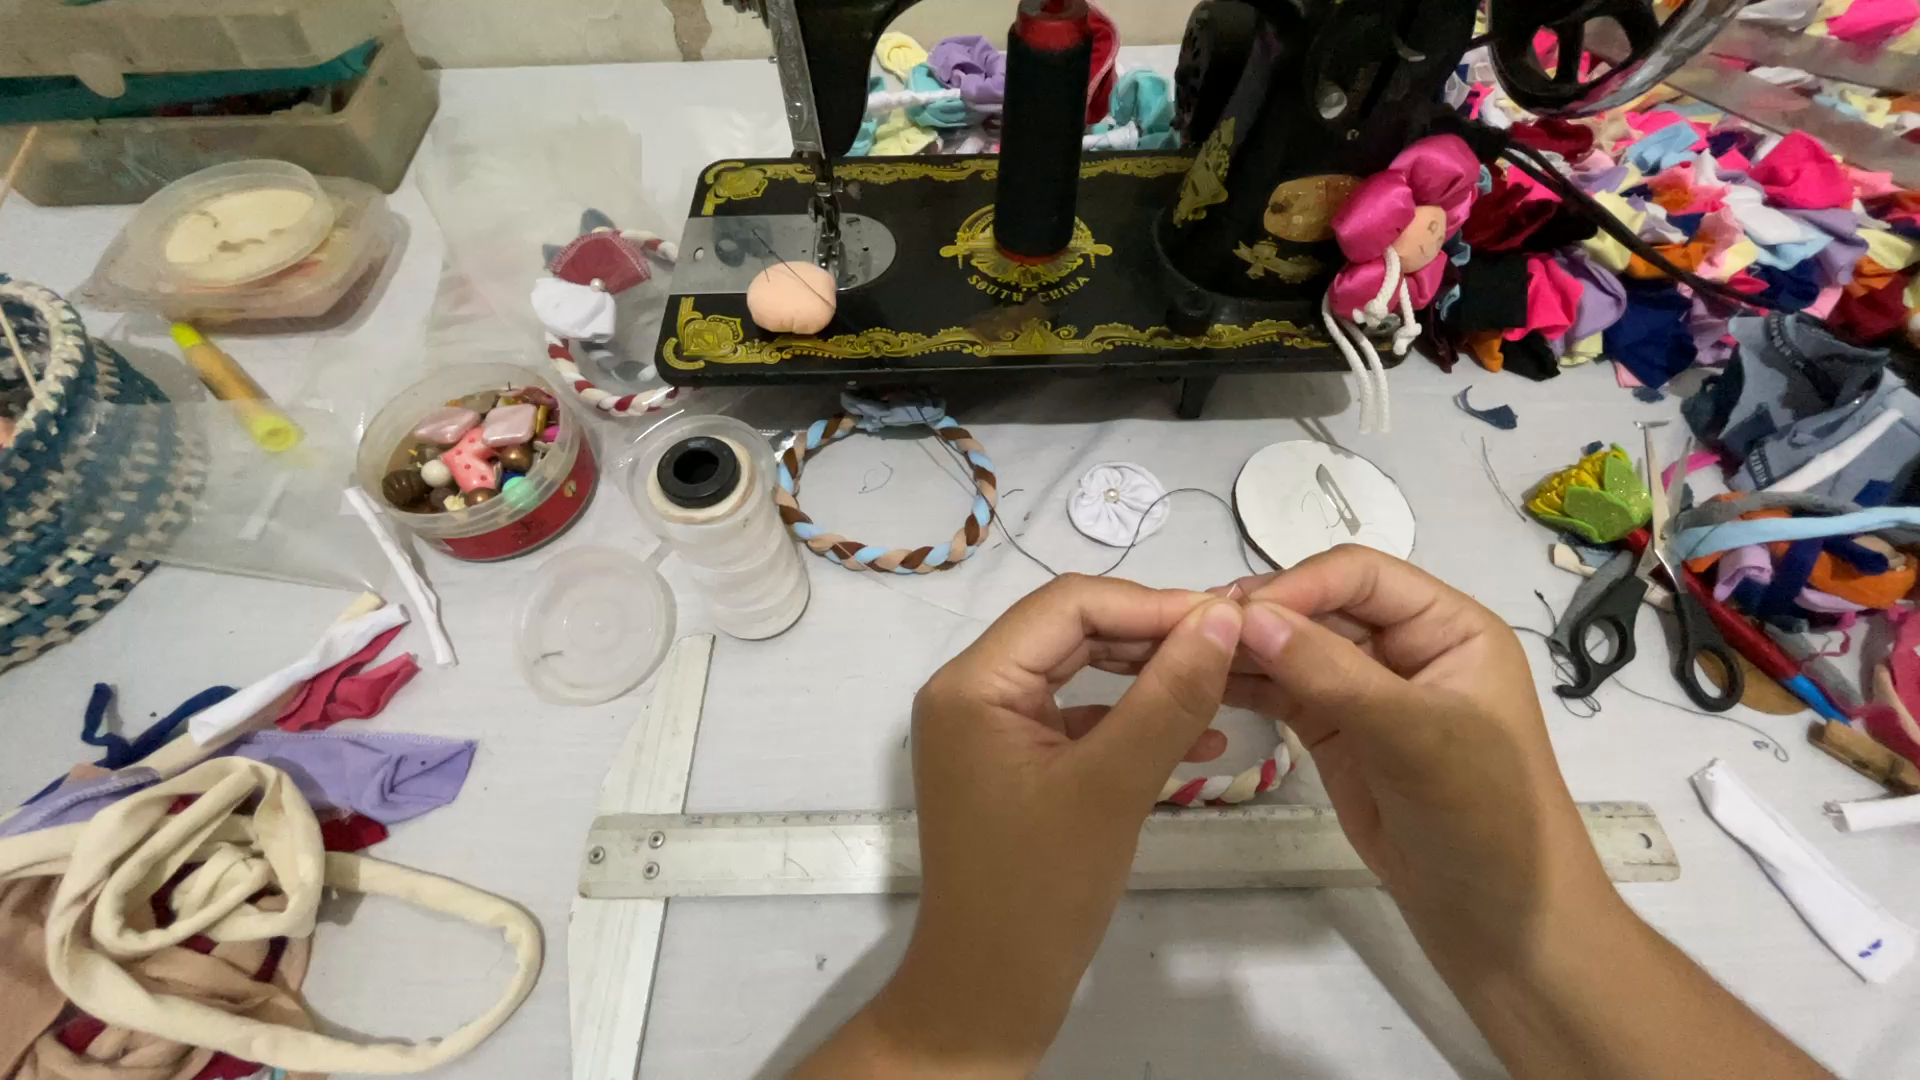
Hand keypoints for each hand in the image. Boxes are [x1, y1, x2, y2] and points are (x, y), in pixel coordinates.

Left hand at [797, 575, 1241, 1077]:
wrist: (991, 989)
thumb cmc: (1042, 889)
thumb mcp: (1112, 785)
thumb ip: (1167, 696)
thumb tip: (1220, 617)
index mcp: (973, 681)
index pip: (1065, 606)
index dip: (1148, 604)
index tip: (1224, 618)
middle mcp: (971, 687)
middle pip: (1069, 631)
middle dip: (1150, 636)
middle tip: (1228, 646)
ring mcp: (989, 721)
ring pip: (1077, 669)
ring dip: (1146, 675)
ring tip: (1218, 680)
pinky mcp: (1012, 753)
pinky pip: (1074, 713)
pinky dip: (1128, 718)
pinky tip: (1195, 735)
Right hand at [1212, 547, 1616, 971]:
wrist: (1494, 919)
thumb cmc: (1481, 817)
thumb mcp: (1414, 737)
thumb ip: (1331, 673)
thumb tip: (1249, 618)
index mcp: (1444, 626)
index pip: (1360, 576)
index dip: (1298, 585)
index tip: (1238, 613)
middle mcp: (1399, 643)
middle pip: (1316, 605)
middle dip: (1260, 614)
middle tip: (1193, 630)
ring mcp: (1359, 684)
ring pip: (1289, 644)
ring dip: (1241, 646)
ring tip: (1183, 651)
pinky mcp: (1329, 722)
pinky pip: (1277, 687)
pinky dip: (1241, 682)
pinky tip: (1200, 681)